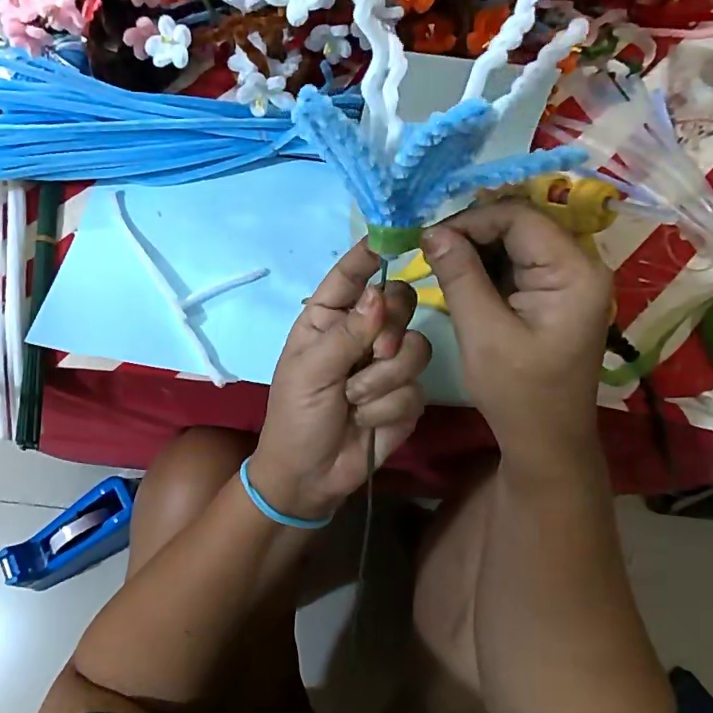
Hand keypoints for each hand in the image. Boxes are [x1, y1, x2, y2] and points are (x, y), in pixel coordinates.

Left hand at [248, 241, 432, 519]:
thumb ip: (347, 332)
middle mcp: (362, 334)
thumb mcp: (310, 370)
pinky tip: (365, 421)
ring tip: (353, 401)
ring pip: (415, 347)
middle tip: (374, 351)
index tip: (396, 237)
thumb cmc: (296, 416)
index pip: (353, 275)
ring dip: (382, 379)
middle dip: (390, 329)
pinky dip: (388, 407)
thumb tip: (379, 294)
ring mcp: (388, 365)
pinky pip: (416, 387)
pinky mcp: (407, 397)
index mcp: (329, 318)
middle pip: (401, 303)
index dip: (372, 254)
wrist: (310, 475)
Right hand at [421, 203, 613, 451]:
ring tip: (438, 262)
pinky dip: (485, 267)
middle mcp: (580, 265)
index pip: (520, 218)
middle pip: (521, 225)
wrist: (544, 438)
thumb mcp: (482, 332)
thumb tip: (432, 231)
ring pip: (516, 242)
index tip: (428, 238)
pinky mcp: (553, 294)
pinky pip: (517, 264)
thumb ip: (459, 276)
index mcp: (574, 272)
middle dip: (472, 232)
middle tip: (428, 248)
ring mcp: (568, 280)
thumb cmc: (516, 392)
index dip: (471, 220)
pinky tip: (458, 276)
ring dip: (476, 248)